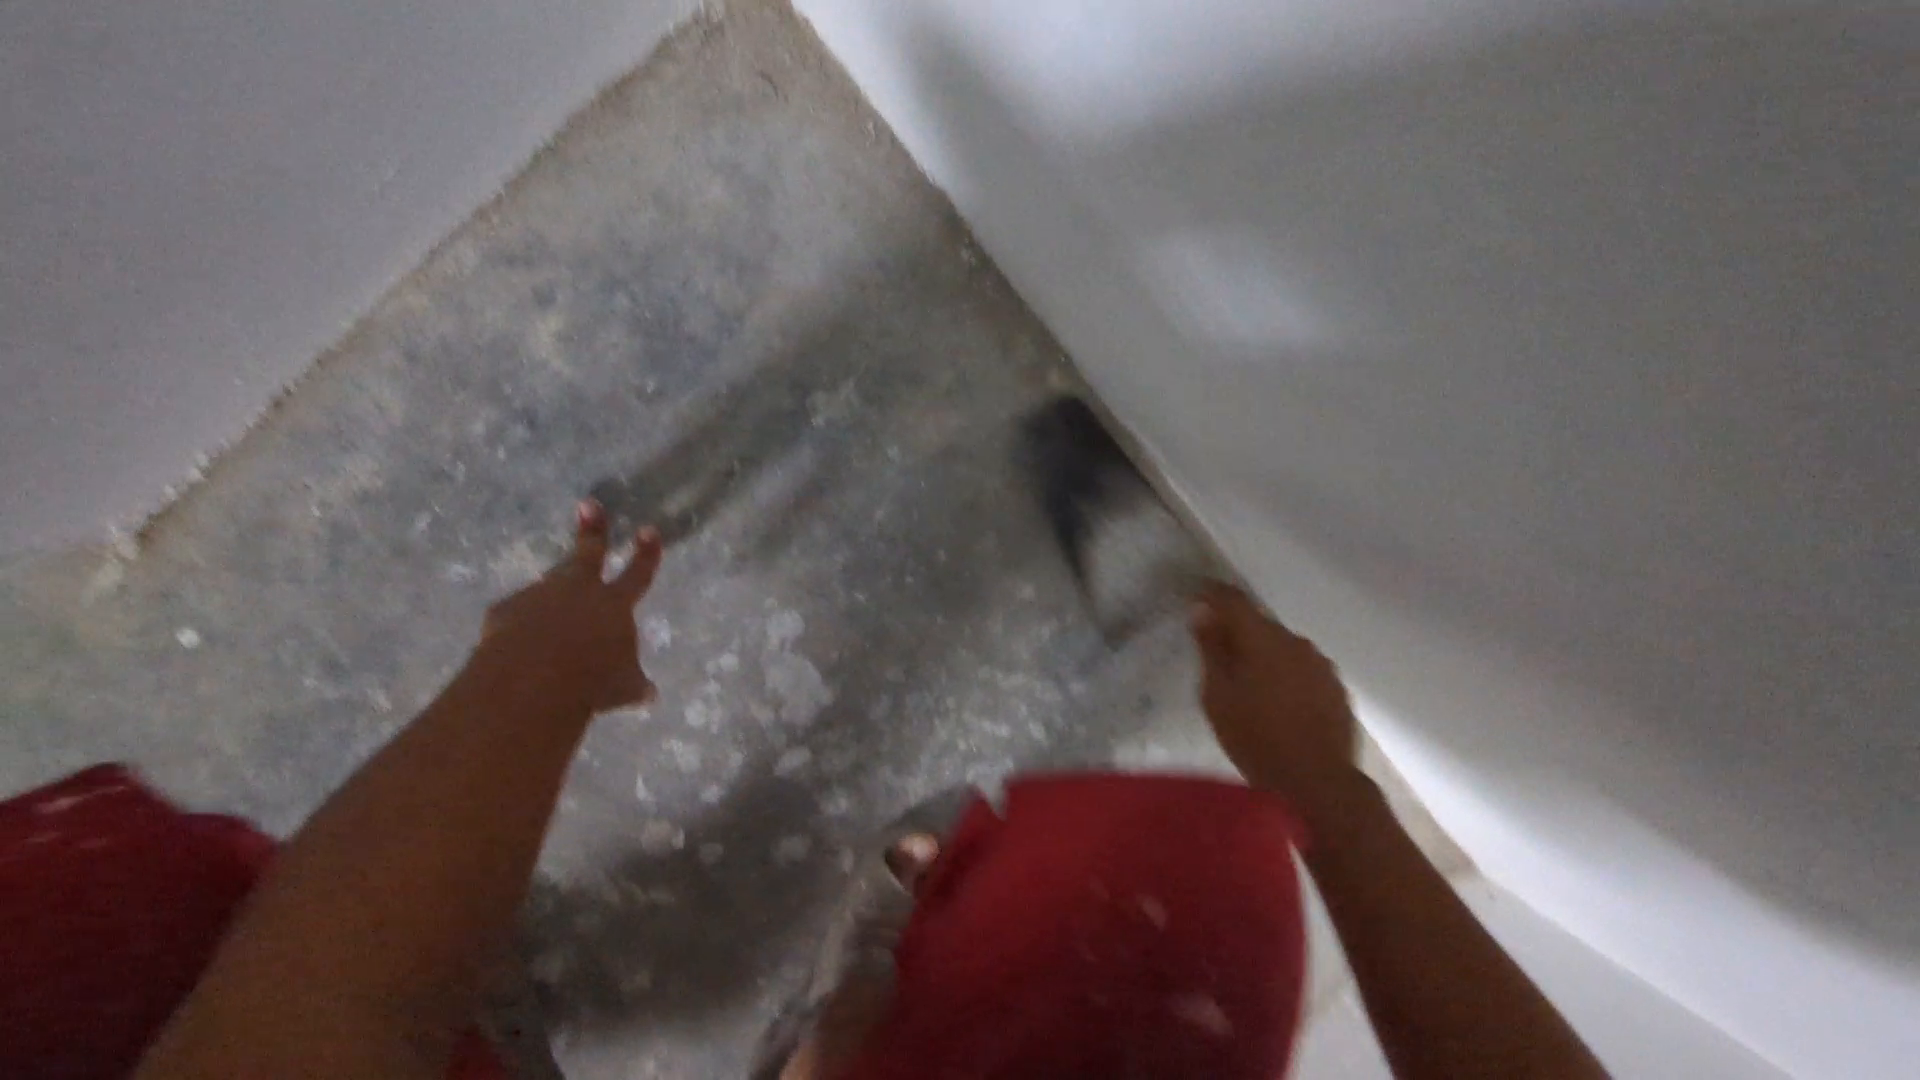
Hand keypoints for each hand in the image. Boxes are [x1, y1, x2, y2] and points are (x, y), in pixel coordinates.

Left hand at [468, 499, 663, 714]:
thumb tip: (648, 693)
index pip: (638, 573)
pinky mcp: (506, 610)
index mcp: (615, 605)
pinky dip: (521, 626)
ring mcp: (540, 596)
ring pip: (550, 586)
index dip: (646, 553)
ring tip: (550, 616)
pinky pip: (517, 615)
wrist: (533, 680)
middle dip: (592, 529)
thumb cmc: (592, 681)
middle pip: (588, 553)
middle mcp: (579, 591)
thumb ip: (633, 684)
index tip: (649, 530)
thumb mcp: (622, 688)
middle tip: (588, 505)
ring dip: (552, 595)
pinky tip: (517, 647)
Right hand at [1191, 583, 1361, 816]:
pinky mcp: (1337, 689)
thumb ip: (1211, 649)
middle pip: (1259, 625)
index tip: (1195, 596)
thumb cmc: (1256, 738)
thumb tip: (1203, 611)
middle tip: (1217, 657)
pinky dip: (1286, 677)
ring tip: (1249, 687)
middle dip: (1237, 633)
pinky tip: (1278, 704)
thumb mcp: (1218, 696)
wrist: (1318, 783)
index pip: (1233, 600)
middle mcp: (1296, 642)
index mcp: (1263, 638)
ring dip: (1264, 657)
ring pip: (1283, 649)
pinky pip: (1302, 671)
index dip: (1212, 594)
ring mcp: (1321, 665)